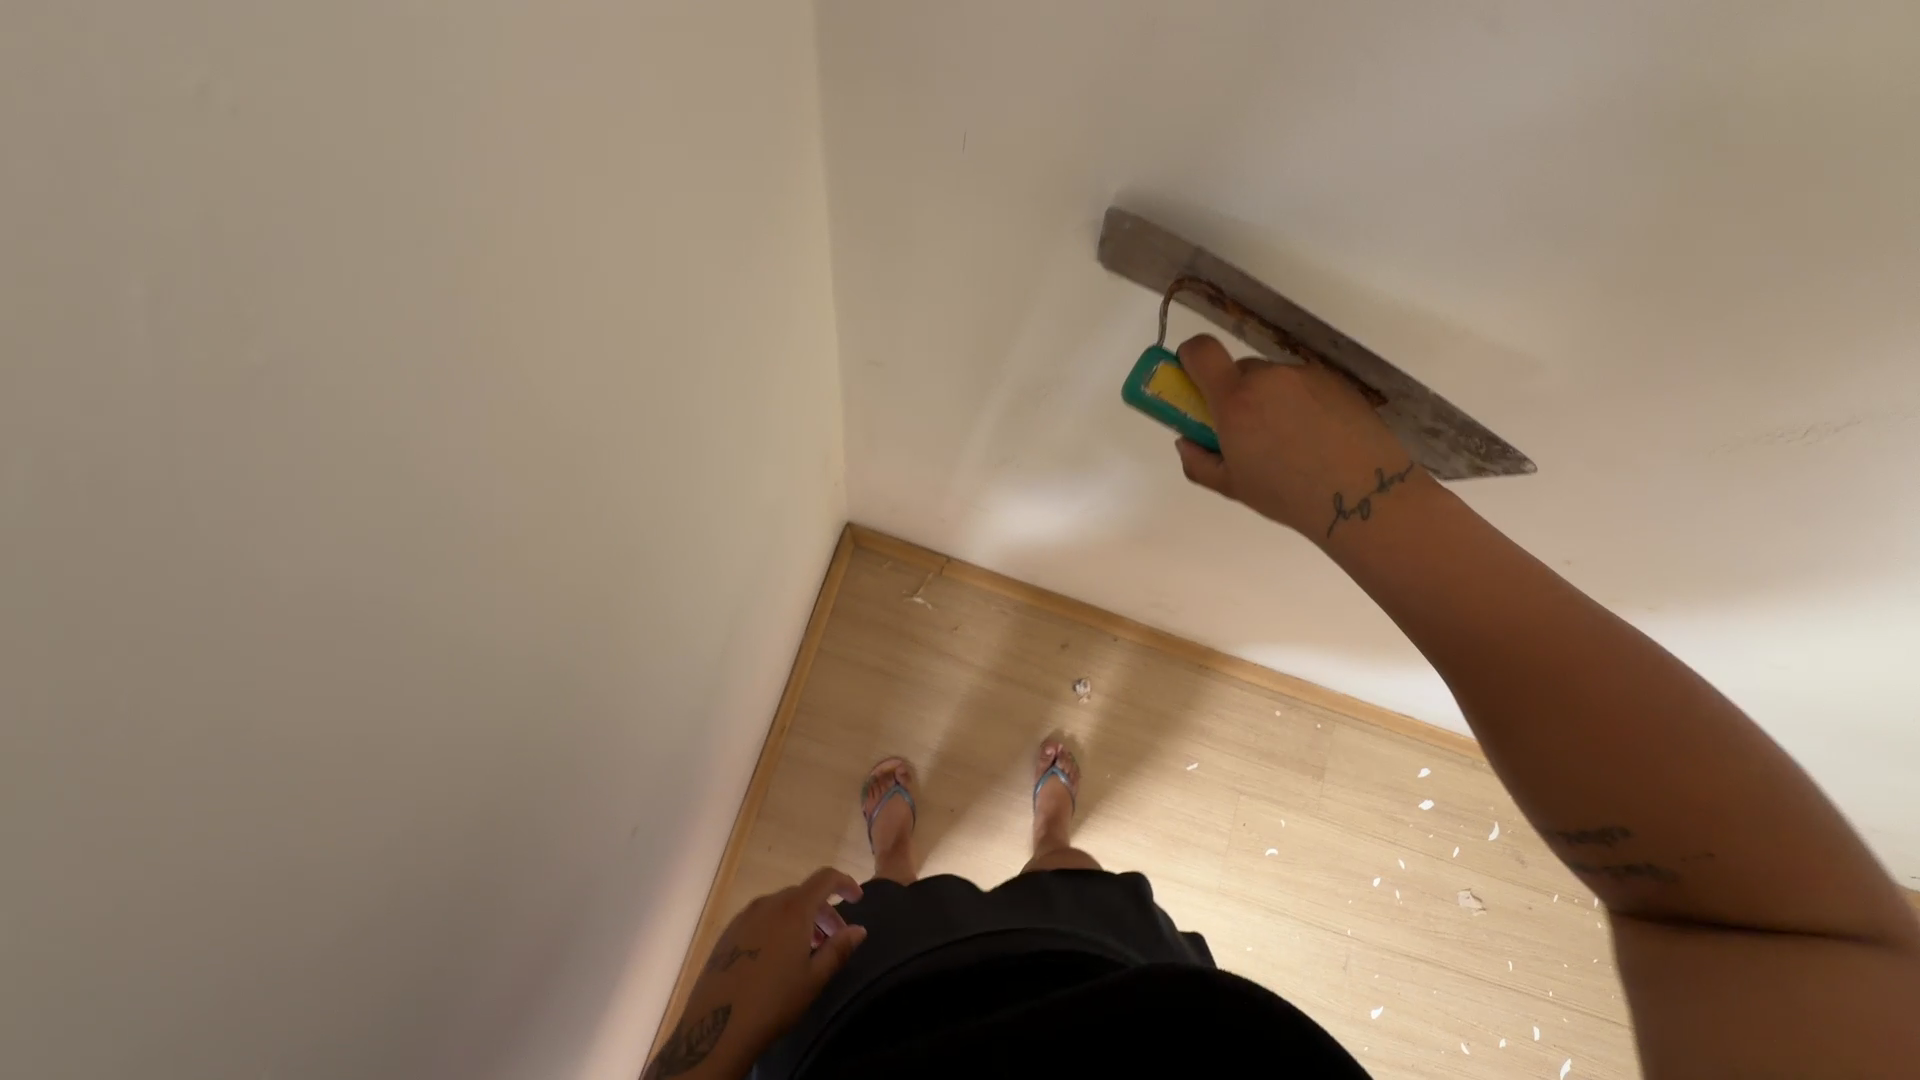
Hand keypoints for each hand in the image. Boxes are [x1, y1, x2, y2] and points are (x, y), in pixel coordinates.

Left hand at [647, 868, 866, 1079]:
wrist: (715, 1028)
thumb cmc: (773, 1001)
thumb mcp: (814, 979)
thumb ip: (839, 949)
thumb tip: (859, 929)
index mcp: (793, 909)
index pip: (825, 878)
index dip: (845, 883)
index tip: (857, 899)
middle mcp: (768, 904)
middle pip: (804, 895)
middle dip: (824, 912)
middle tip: (833, 940)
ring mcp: (744, 917)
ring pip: (781, 907)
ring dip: (800, 921)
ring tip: (806, 951)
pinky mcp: (727, 933)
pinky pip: (761, 919)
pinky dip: (777, 927)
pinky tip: (776, 958)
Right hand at [1170, 334, 1429, 544]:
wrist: (1364, 495)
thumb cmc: (1288, 494)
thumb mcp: (1232, 486)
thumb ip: (1198, 461)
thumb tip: (1186, 442)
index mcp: (1235, 400)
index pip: (1200, 351)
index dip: (1189, 358)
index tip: (1191, 381)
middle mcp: (1268, 378)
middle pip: (1238, 370)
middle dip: (1234, 394)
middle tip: (1246, 432)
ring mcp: (1305, 376)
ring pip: (1273, 380)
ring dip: (1270, 401)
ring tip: (1290, 442)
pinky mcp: (1336, 381)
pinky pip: (1304, 386)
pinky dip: (1301, 404)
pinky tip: (1316, 438)